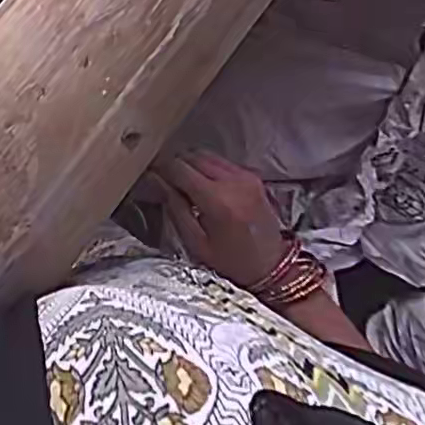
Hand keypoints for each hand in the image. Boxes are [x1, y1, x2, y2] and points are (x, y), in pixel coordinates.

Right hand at [152, 151, 289, 289]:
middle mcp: (234, 183)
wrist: (273, 269)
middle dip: (175, 164)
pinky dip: (206, 166)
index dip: (161, 168)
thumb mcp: (196, 242)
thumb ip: (175, 206)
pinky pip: (221, 161)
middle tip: (164, 178)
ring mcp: (246, 177)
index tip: (151, 173)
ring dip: (190, 163)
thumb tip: (155, 179)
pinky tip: (203, 183)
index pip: (179, 168)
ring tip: (182, 181)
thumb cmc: (231, 263)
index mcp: (218, 201)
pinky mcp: (253, 177)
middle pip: (192, 156)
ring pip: (206, 154)